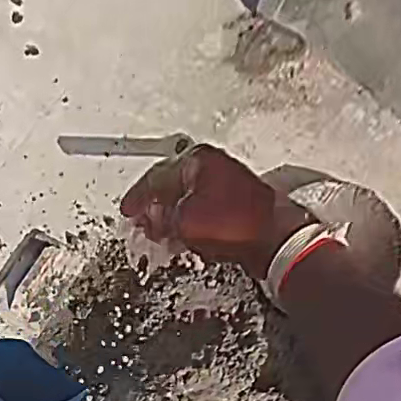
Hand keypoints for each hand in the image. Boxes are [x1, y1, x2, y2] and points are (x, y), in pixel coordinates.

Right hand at [119, 144, 311, 272]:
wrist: (272, 240)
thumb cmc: (234, 225)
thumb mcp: (183, 222)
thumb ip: (161, 218)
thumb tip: (153, 219)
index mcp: (196, 161)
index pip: (155, 177)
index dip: (137, 198)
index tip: (127, 210)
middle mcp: (212, 166)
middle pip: (171, 185)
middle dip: (152, 207)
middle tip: (140, 224)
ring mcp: (225, 183)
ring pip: (185, 198)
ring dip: (169, 217)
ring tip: (158, 235)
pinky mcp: (234, 203)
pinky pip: (200, 208)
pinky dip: (186, 222)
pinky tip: (181, 236)